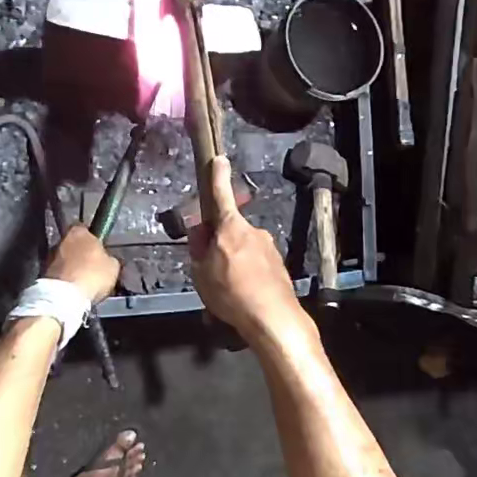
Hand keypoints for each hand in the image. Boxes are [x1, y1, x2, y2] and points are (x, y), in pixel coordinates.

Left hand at [44, 225, 119, 302]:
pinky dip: (66, 279)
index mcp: (78, 231)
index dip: (93, 239)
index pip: (85, 229)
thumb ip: (108, 257)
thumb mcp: (113, 265)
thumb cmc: (93, 275)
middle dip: (81, 253)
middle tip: (93, 266)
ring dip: (72, 267)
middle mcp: (60, 241)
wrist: (65, 297)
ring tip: (84, 281)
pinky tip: (75, 289)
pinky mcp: (43, 275)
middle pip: (73, 245)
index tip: (99, 249)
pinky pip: (59, 274)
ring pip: (65, 260)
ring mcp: (49, 258)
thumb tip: (106, 259)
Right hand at [189, 157, 310, 344]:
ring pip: (242, 249)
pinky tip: (241, 297)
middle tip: (209, 269)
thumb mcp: (201, 272)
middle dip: (218, 243)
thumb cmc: (231, 293)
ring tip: (225, 292)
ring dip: (232, 263)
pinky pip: (255, 265)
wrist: (272, 317)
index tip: (219, 159)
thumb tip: (200, 233)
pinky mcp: (278, 264)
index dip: (217, 176)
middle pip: (229, 229)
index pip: (221, 195)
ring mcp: (268, 247)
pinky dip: (246, 276)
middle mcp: (253, 231)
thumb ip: (198, 249)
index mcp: (231, 228)